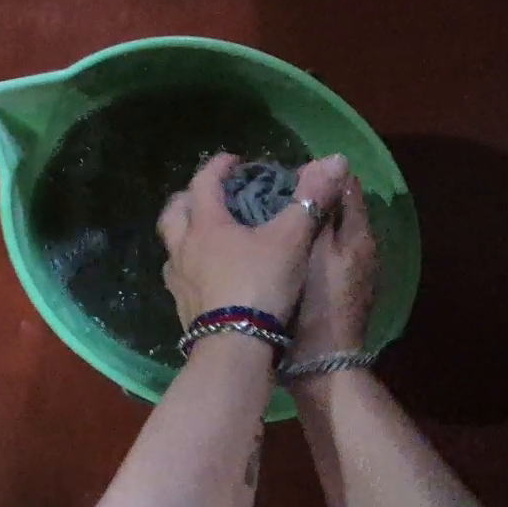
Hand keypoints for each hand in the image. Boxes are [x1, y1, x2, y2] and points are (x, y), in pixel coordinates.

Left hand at [157, 153, 349, 327]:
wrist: (234, 348)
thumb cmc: (260, 285)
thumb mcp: (292, 239)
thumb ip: (311, 199)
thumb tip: (336, 158)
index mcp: (206, 224)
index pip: (204, 181)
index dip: (219, 166)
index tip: (234, 161)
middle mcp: (184, 247)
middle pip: (173, 212)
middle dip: (189, 198)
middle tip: (210, 196)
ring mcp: (178, 279)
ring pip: (171, 246)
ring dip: (185, 235)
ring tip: (207, 237)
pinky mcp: (181, 308)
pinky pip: (179, 277)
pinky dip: (190, 267)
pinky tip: (206, 276)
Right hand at [286, 174, 377, 361]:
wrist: (320, 363)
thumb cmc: (317, 301)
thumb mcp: (316, 249)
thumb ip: (322, 207)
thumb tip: (331, 165)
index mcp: (360, 235)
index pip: (347, 188)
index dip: (319, 176)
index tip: (285, 175)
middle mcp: (363, 250)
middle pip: (338, 211)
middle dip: (311, 200)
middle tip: (271, 196)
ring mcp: (352, 273)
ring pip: (328, 233)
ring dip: (306, 224)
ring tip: (271, 219)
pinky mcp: (337, 291)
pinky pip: (321, 255)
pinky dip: (304, 246)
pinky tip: (279, 249)